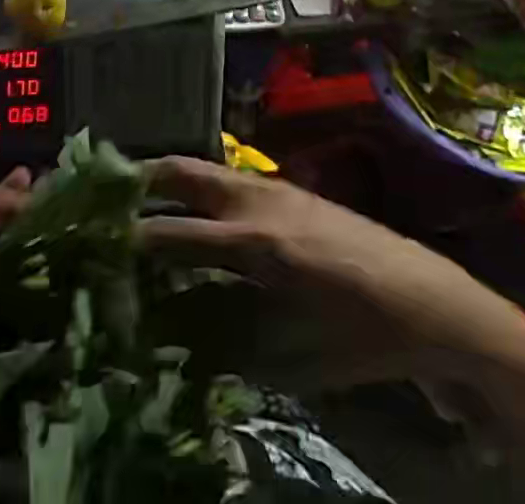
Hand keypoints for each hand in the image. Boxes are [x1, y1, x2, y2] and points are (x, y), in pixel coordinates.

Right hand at [139, 157, 494, 384]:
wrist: (431, 300)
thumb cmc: (362, 336)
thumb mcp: (291, 353)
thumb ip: (224, 336)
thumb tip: (172, 323)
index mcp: (256, 244)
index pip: (171, 234)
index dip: (128, 238)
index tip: (93, 239)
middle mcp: (258, 202)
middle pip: (182, 173)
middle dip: (138, 178)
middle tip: (104, 194)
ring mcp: (276, 189)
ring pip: (206, 171)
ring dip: (169, 180)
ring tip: (138, 198)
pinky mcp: (291, 191)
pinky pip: (230, 181)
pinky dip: (200, 189)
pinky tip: (195, 212)